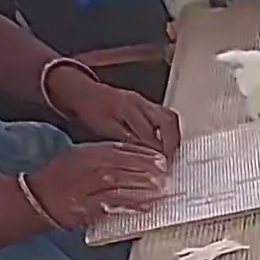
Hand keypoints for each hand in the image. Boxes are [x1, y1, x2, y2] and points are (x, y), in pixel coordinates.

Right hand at [27, 143, 167, 225]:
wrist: (40, 197)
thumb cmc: (62, 178)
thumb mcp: (80, 157)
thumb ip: (104, 155)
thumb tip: (133, 155)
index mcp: (87, 154)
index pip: (119, 150)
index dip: (142, 154)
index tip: (160, 157)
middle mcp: (88, 169)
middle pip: (123, 166)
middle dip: (148, 169)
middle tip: (166, 173)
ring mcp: (88, 188)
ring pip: (122, 184)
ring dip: (144, 186)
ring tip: (163, 188)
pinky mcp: (90, 207)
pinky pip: (115, 204)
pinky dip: (132, 204)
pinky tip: (148, 205)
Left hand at [45, 65, 181, 156]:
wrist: (85, 92)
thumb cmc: (91, 110)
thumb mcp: (104, 128)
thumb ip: (126, 140)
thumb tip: (146, 155)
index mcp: (127, 107)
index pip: (150, 134)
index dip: (157, 152)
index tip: (162, 167)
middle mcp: (141, 102)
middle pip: (168, 122)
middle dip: (172, 145)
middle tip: (170, 162)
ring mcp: (146, 102)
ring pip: (171, 118)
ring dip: (175, 138)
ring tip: (172, 155)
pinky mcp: (149, 106)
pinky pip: (168, 118)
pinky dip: (171, 133)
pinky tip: (168, 145)